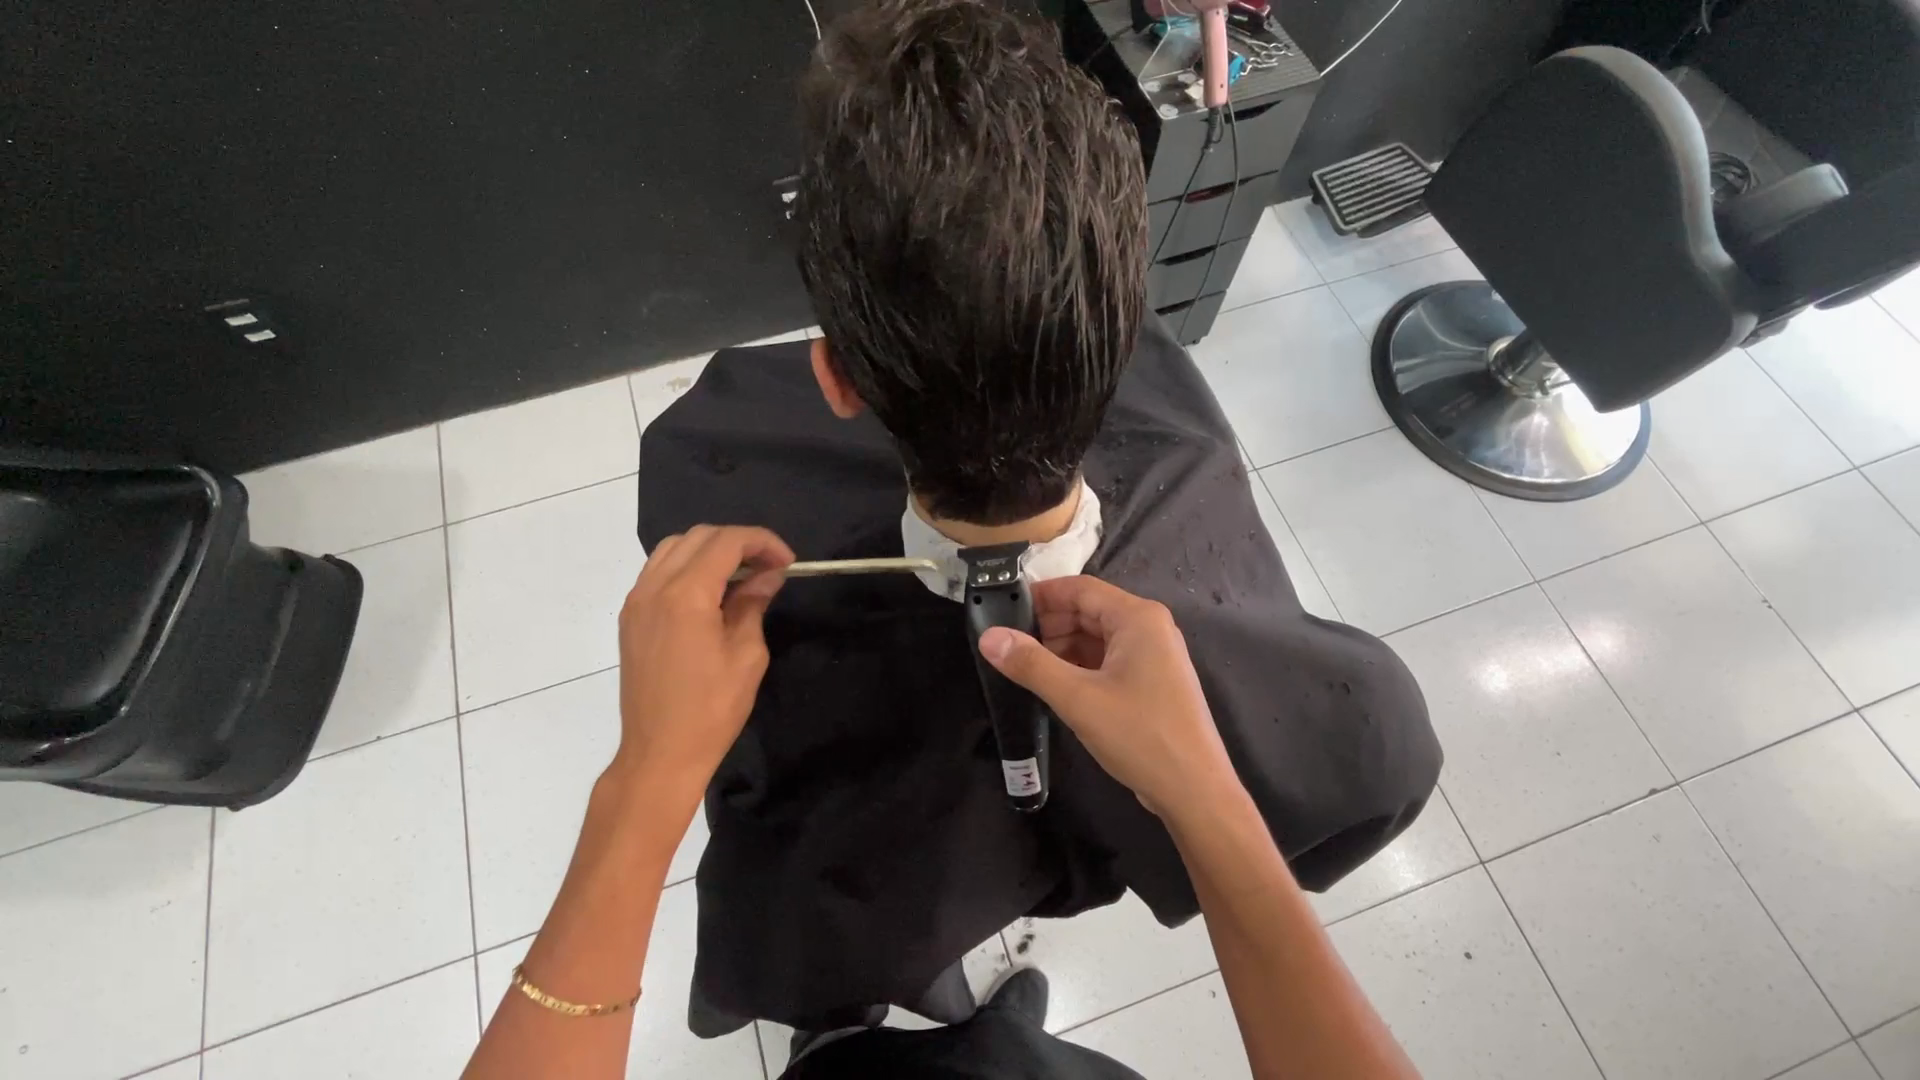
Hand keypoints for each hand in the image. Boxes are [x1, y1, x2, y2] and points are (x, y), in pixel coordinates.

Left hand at [612, 525, 794, 804]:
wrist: (660, 753)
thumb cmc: (712, 709)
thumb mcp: (747, 655)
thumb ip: (753, 604)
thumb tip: (767, 576)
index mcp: (686, 595)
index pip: (727, 542)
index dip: (762, 543)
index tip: (788, 563)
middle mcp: (655, 587)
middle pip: (699, 537)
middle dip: (739, 543)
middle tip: (770, 568)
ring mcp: (637, 601)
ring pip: (674, 548)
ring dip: (711, 551)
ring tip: (742, 576)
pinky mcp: (631, 618)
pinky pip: (659, 571)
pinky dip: (688, 567)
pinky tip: (712, 593)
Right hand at [978, 576, 1238, 819]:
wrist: (1195, 790)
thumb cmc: (1140, 735)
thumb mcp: (1077, 698)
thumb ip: (1031, 664)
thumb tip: (988, 636)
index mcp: (1137, 618)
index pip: (1079, 588)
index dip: (1040, 595)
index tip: (1003, 609)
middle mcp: (1148, 628)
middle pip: (1088, 610)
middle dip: (1048, 624)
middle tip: (1008, 644)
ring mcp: (1153, 656)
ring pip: (1096, 637)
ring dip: (1061, 648)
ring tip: (1024, 667)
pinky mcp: (1150, 682)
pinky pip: (1107, 660)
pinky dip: (1079, 666)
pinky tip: (1053, 685)